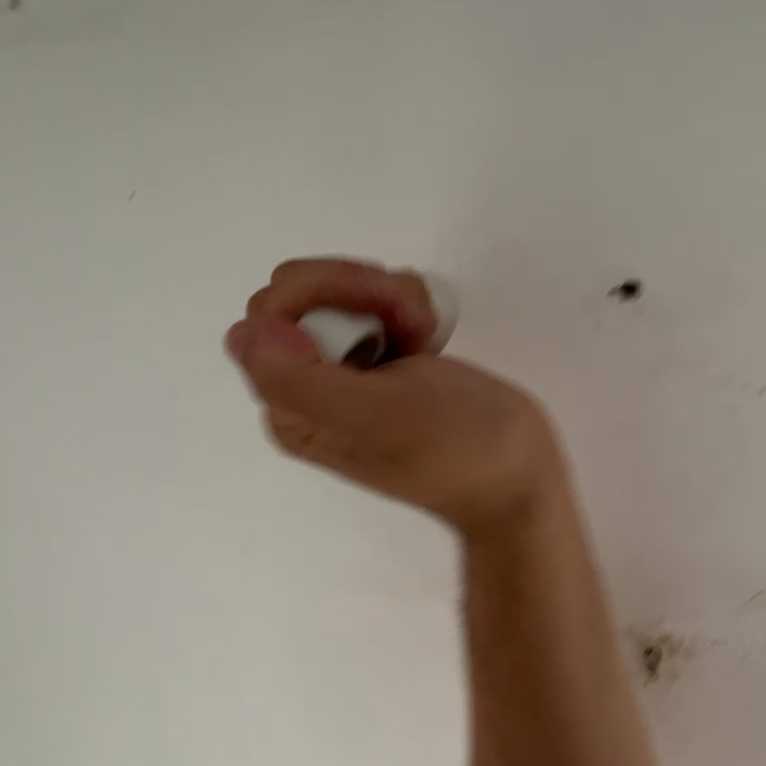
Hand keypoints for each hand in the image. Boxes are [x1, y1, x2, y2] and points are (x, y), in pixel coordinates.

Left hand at [226, 258, 563, 531]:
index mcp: (292, 408)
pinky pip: (372, 303)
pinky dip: (405, 305)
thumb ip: (301, 381)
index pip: (271, 314)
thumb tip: (245, 336)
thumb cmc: (458, 449)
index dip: (326, 293)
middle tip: (412, 323)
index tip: (383, 309)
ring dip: (389, 297)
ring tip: (424, 335)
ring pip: (338, 291)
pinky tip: (430, 336)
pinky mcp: (383, 360)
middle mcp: (309, 388)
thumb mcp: (378, 416)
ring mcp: (347, 372)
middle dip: (360, 292)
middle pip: (301, 295)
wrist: (520, 474)